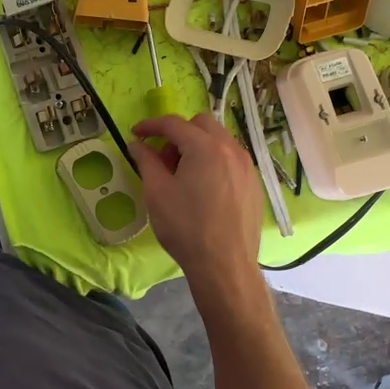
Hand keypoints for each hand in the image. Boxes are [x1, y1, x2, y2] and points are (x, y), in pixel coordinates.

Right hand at [130, 112, 264, 273]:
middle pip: (202, 124)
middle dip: (178, 134)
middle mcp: (231, 150)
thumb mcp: (157, 192)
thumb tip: (137, 144)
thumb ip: (146, 161)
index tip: (135, 134)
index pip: (174, 123)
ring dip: (197, 146)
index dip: (151, 125)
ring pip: (219, 140)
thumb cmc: (185, 227)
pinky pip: (231, 160)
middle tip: (163, 159)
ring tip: (183, 175)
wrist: (224, 264)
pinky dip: (213, 161)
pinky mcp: (254, 184)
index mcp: (205, 148)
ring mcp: (247, 167)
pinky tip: (203, 189)